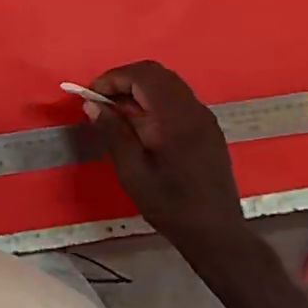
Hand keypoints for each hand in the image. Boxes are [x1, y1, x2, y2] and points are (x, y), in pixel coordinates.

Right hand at [82, 61, 247, 255]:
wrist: (216, 234)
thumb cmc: (170, 205)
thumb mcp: (133, 172)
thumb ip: (114, 132)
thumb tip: (92, 104)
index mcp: (176, 118)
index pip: (143, 76)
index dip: (113, 78)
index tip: (91, 95)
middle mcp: (194, 110)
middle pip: (156, 73)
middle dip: (124, 79)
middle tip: (101, 100)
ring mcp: (204, 118)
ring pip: (167, 83)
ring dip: (138, 88)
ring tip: (117, 112)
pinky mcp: (206, 128)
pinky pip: (177, 98)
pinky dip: (153, 99)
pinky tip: (140, 124)